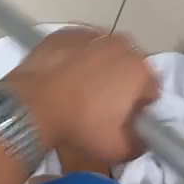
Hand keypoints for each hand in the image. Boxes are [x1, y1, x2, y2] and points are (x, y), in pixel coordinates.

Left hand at [4, 28, 159, 166]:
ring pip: (104, 53)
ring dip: (99, 68)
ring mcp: (91, 35)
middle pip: (128, 67)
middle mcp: (121, 45)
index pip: (151, 90)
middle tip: (101, 105)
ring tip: (80, 89)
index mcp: (140, 70)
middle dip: (120, 83)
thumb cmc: (80, 126)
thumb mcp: (118, 149)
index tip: (124, 119)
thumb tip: (142, 138)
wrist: (32, 105)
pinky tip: (64, 75)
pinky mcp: (65, 33)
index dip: (139, 106)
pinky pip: (79, 46)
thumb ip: (139, 143)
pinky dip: (76, 57)